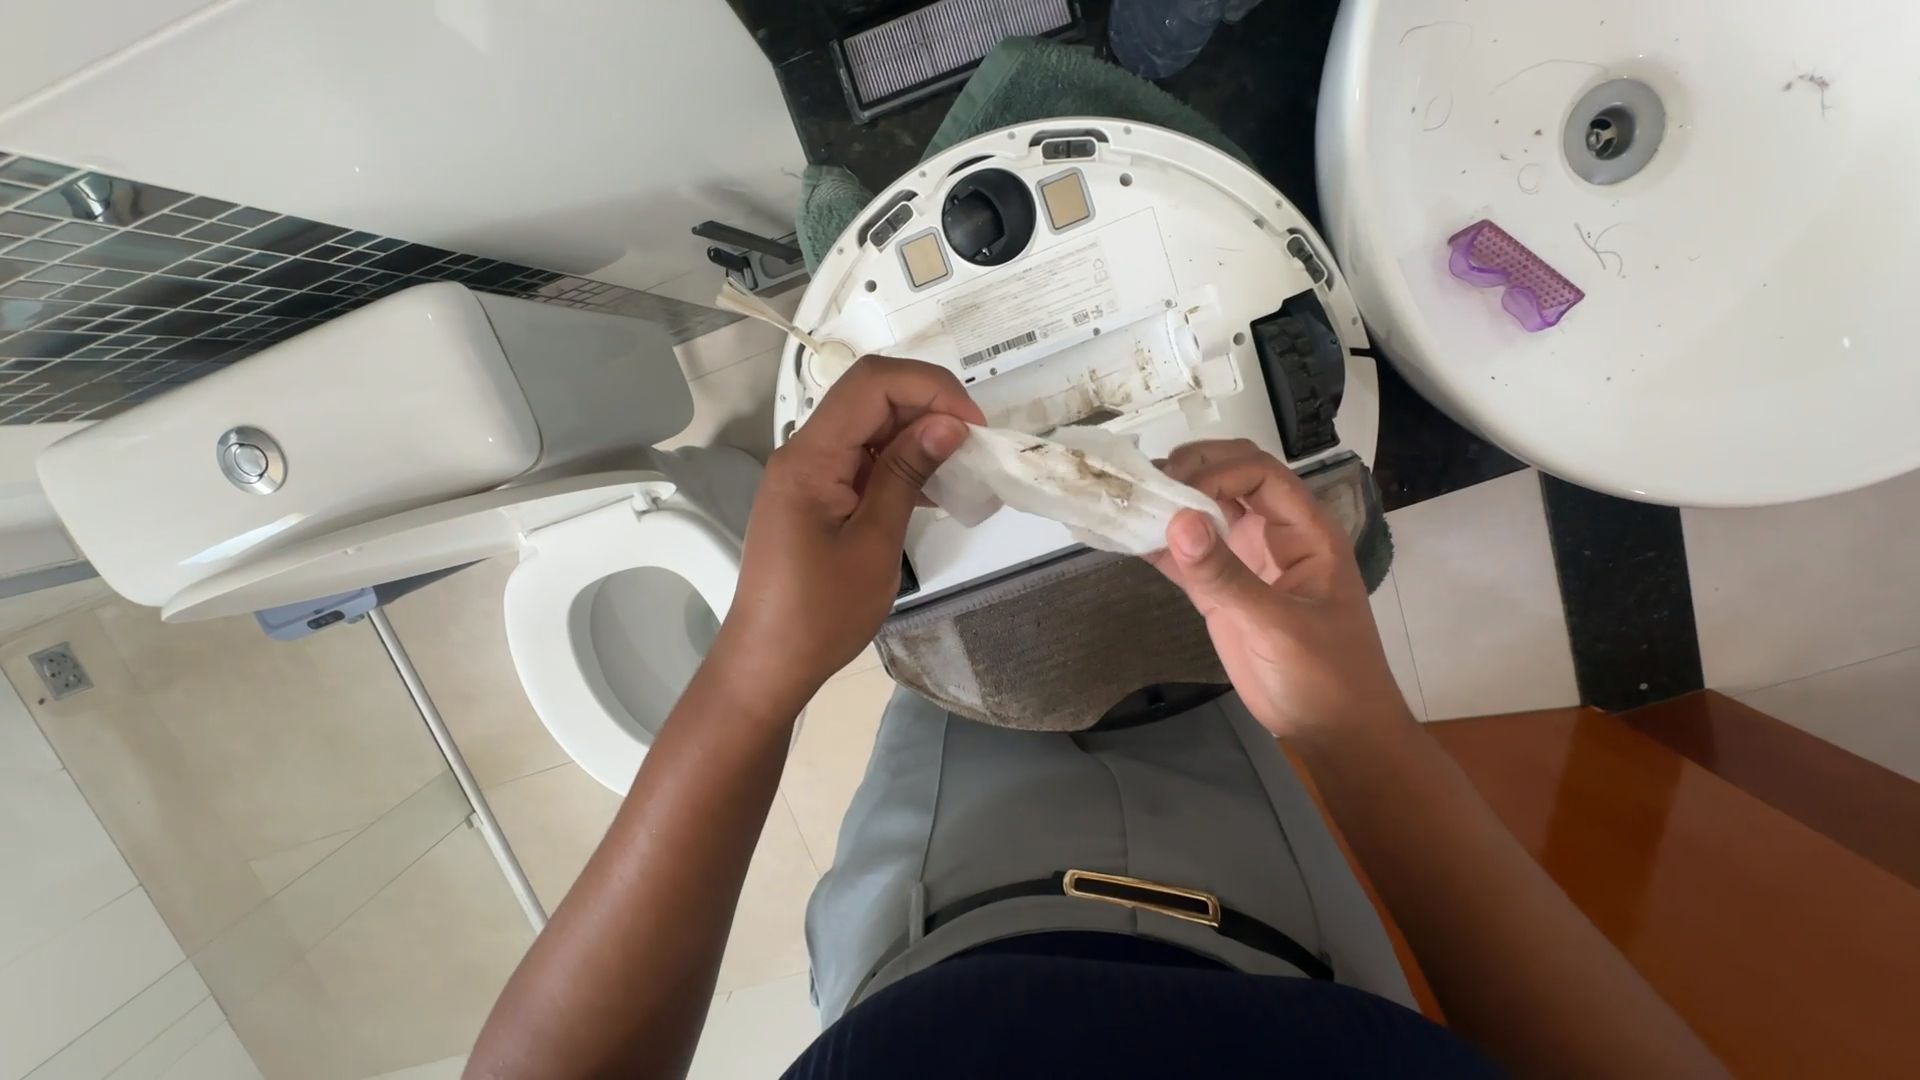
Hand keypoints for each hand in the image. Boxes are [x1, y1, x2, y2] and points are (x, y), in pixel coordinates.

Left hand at [714, 356, 982, 704]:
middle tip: (973, 444)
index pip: (872, 384)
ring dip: (917, 435)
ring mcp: (808, 474)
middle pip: (870, 397)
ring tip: (961, 467)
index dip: (930, 388)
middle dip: (928, 407)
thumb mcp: (874, 542)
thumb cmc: (821, 613)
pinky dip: (899, 464)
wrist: (770, 661)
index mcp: (810, 457)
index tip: (972, 424)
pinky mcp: (816, 496)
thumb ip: (907, 475)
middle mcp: (803, 452)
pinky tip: (932, 490)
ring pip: (869, 427)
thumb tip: (948, 424)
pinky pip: (862, 460)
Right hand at [1147, 440, 1412, 738]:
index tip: (1173, 493)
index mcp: (1305, 531)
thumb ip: (1226, 576)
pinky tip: (1127, 540)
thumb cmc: (1326, 676)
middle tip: (1145, 483)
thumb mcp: (1278, 626)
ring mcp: (1247, 562)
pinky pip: (1188, 557)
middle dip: (1191, 471)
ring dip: (1171, 504)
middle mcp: (1274, 535)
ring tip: (1127, 500)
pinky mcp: (1222, 592)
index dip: (1215, 472)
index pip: (1258, 473)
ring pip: (1207, 513)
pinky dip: (1159, 546)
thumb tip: (1176, 522)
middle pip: (1232, 478)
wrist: (1334, 732)